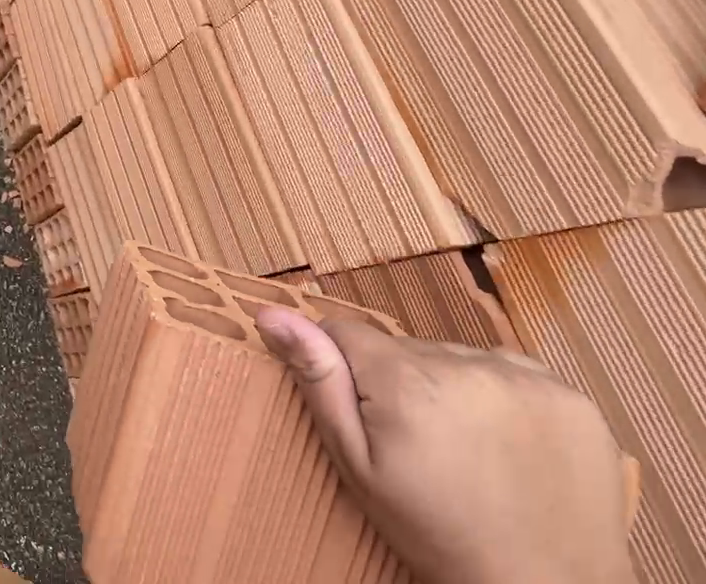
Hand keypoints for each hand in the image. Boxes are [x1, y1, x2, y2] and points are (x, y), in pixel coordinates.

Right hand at [254, 308, 636, 583]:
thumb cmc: (430, 527)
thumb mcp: (353, 460)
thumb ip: (317, 378)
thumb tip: (271, 314)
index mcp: (404, 380)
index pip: (343, 330)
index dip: (341, 367)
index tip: (363, 413)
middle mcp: (465, 365)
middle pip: (401, 346)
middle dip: (396, 379)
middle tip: (413, 440)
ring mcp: (526, 379)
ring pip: (452, 355)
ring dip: (446, 384)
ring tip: (460, 442)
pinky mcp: (571, 396)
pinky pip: (508, 369)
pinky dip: (497, 392)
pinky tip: (500, 436)